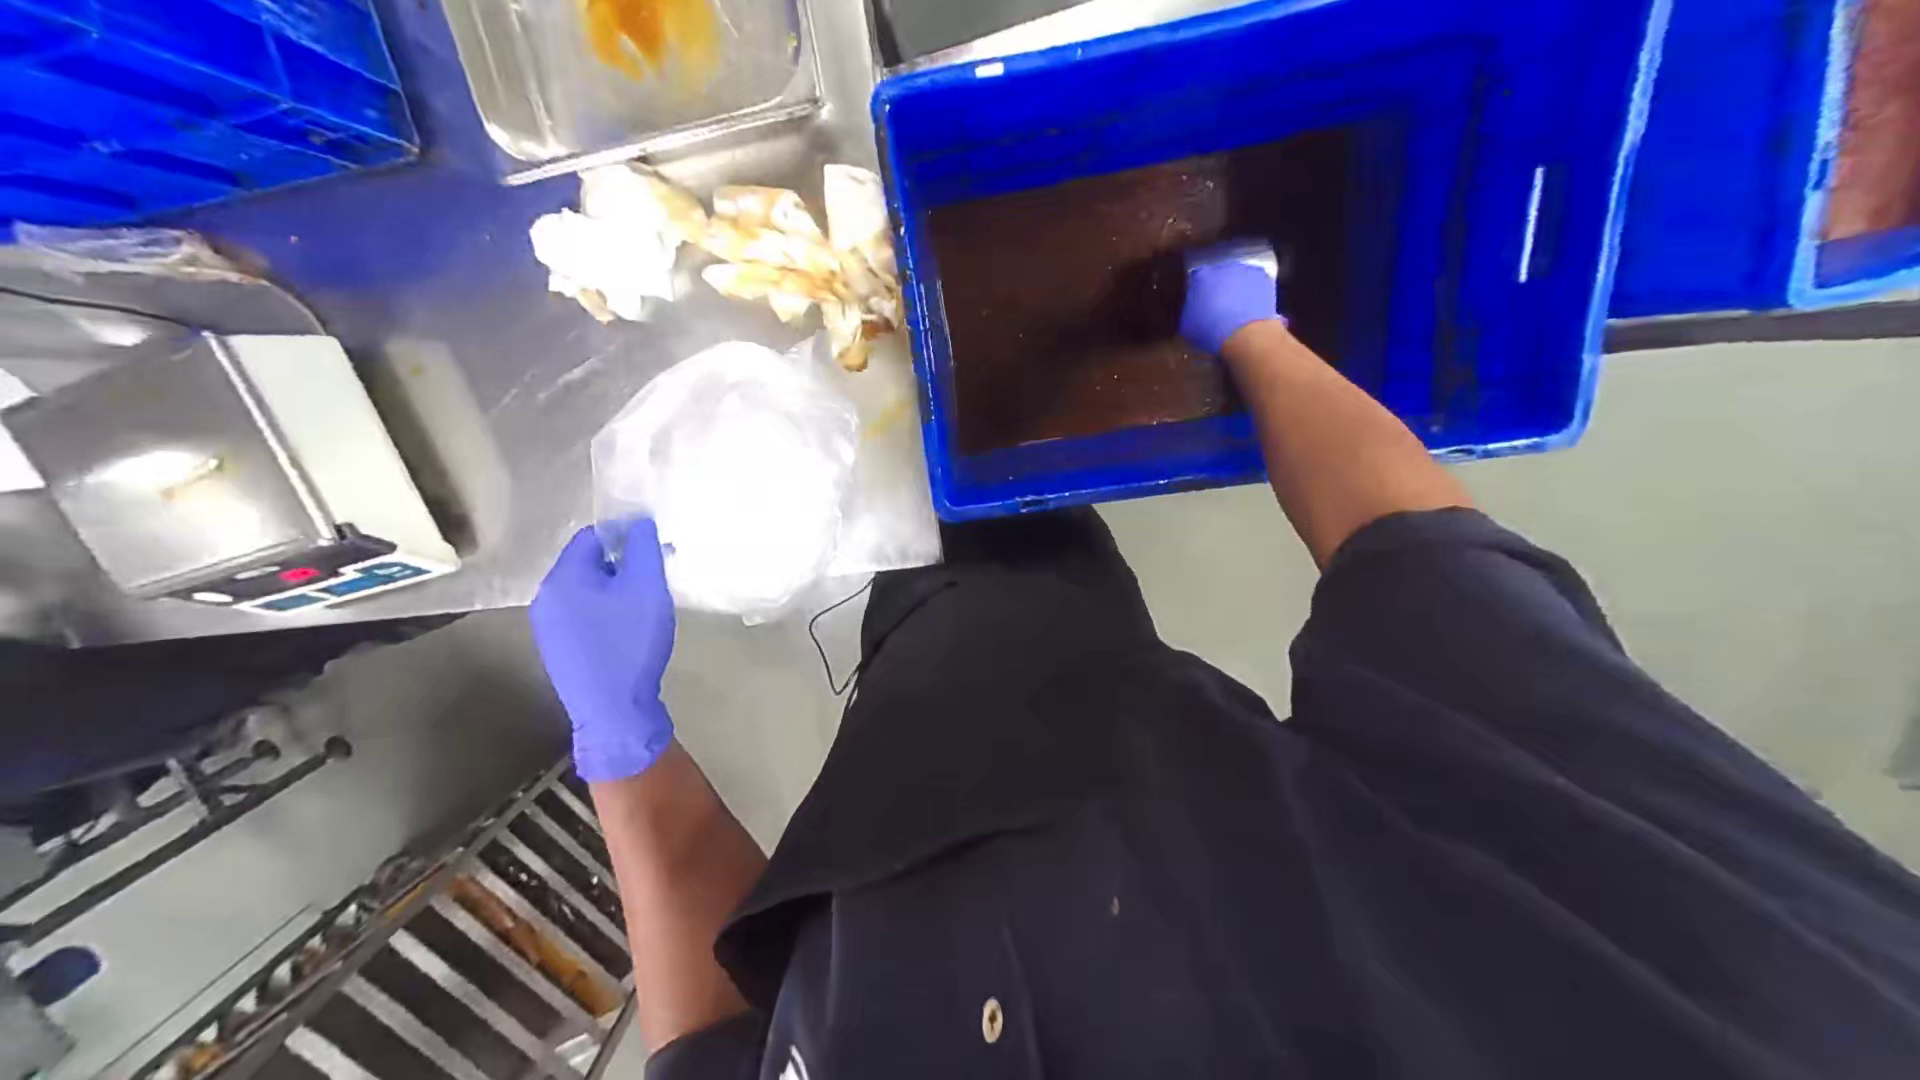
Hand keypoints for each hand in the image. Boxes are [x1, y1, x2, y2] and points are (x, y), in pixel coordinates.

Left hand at [530, 521, 676, 781]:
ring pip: (586, 592)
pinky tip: (628, 630)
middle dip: (622, 564)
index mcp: (563, 578)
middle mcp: (547, 598)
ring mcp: (549, 627)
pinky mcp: (559, 650)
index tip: (654, 548)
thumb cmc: (631, 642)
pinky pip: (583, 616)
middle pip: (587, 564)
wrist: (613, 710)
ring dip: (616, 589)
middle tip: (655, 577)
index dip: (624, 535)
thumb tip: (638, 522)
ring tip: (645, 605)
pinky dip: (606, 612)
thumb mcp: (647, 588)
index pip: (591, 537)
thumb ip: (643, 549)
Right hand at [1180, 258, 1283, 355]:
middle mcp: (1222, 266)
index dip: (1198, 290)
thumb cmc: (1210, 330)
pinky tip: (1250, 306)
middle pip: (1218, 273)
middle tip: (1217, 305)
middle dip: (1218, 286)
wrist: (1244, 333)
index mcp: (1201, 275)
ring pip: (1237, 276)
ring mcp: (1245, 269)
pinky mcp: (1264, 277)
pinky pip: (1254, 282)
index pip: (1196, 277)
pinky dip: (1252, 291)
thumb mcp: (1188, 325)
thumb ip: (1189, 310)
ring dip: (1236, 287)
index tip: (1199, 302)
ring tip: (1235, 307)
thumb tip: (1194, 308)